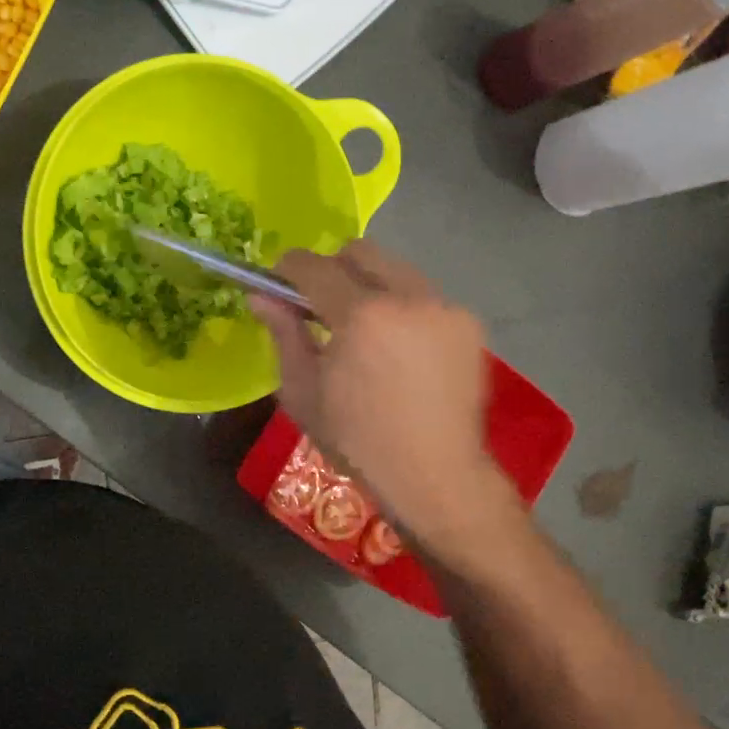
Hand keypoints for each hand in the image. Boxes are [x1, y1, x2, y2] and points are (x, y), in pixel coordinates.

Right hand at [252, 242, 517, 552]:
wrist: (433, 475)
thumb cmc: (356, 442)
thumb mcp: (304, 393)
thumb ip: (284, 336)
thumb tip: (260, 298)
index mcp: (361, 315)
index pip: (314, 267)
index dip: (287, 268)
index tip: (275, 281)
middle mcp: (408, 297)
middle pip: (361, 253)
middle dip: (332, 269)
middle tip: (318, 306)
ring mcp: (445, 308)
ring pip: (397, 272)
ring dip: (370, 288)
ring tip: (361, 333)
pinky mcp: (468, 325)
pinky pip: (425, 299)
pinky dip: (402, 311)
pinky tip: (396, 352)